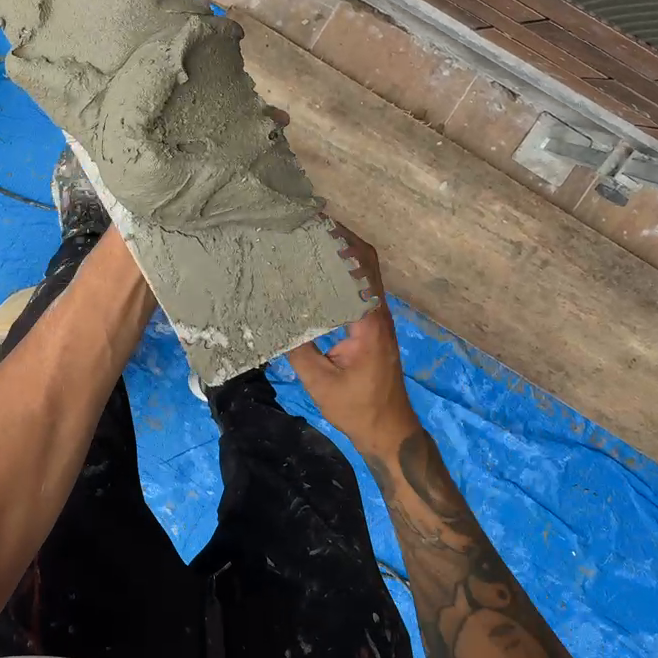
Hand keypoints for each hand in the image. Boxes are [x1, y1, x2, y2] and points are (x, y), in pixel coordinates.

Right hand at [288, 224, 418, 454]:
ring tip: (308, 242)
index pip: (361, 267)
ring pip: (363, 274)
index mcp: (368, 320)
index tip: (316, 225)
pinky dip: (341, 274)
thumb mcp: (319, 380)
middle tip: (307, 225)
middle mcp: (377, 312)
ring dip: (341, 255)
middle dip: (341, 239)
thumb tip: (269, 316)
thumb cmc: (357, 408)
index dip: (343, 242)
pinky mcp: (371, 327)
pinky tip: (316, 274)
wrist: (388, 431)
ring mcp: (376, 318)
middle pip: (365, 261)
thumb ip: (296, 347)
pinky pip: (358, 289)